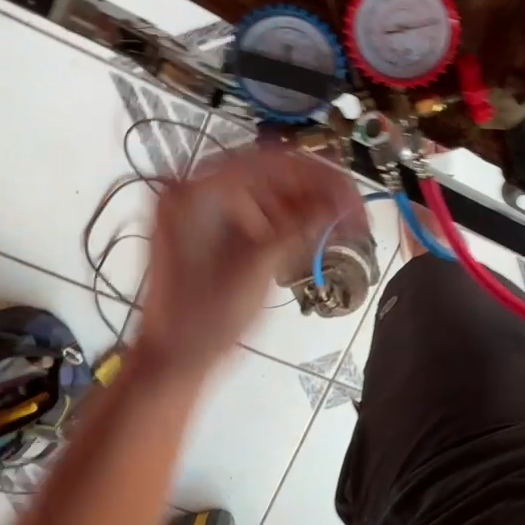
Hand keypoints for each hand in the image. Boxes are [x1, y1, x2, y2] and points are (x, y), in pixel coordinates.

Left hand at [134, 148, 359, 376]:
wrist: (173, 361)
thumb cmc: (206, 320)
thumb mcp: (258, 267)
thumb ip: (300, 225)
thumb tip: (342, 201)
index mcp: (195, 192)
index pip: (266, 163)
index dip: (315, 176)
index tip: (350, 193)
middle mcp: (192, 192)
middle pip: (266, 175)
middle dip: (313, 191)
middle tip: (352, 210)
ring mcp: (197, 212)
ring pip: (263, 193)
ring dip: (304, 205)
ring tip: (341, 223)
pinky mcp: (206, 232)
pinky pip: (252, 213)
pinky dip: (284, 221)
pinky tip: (314, 232)